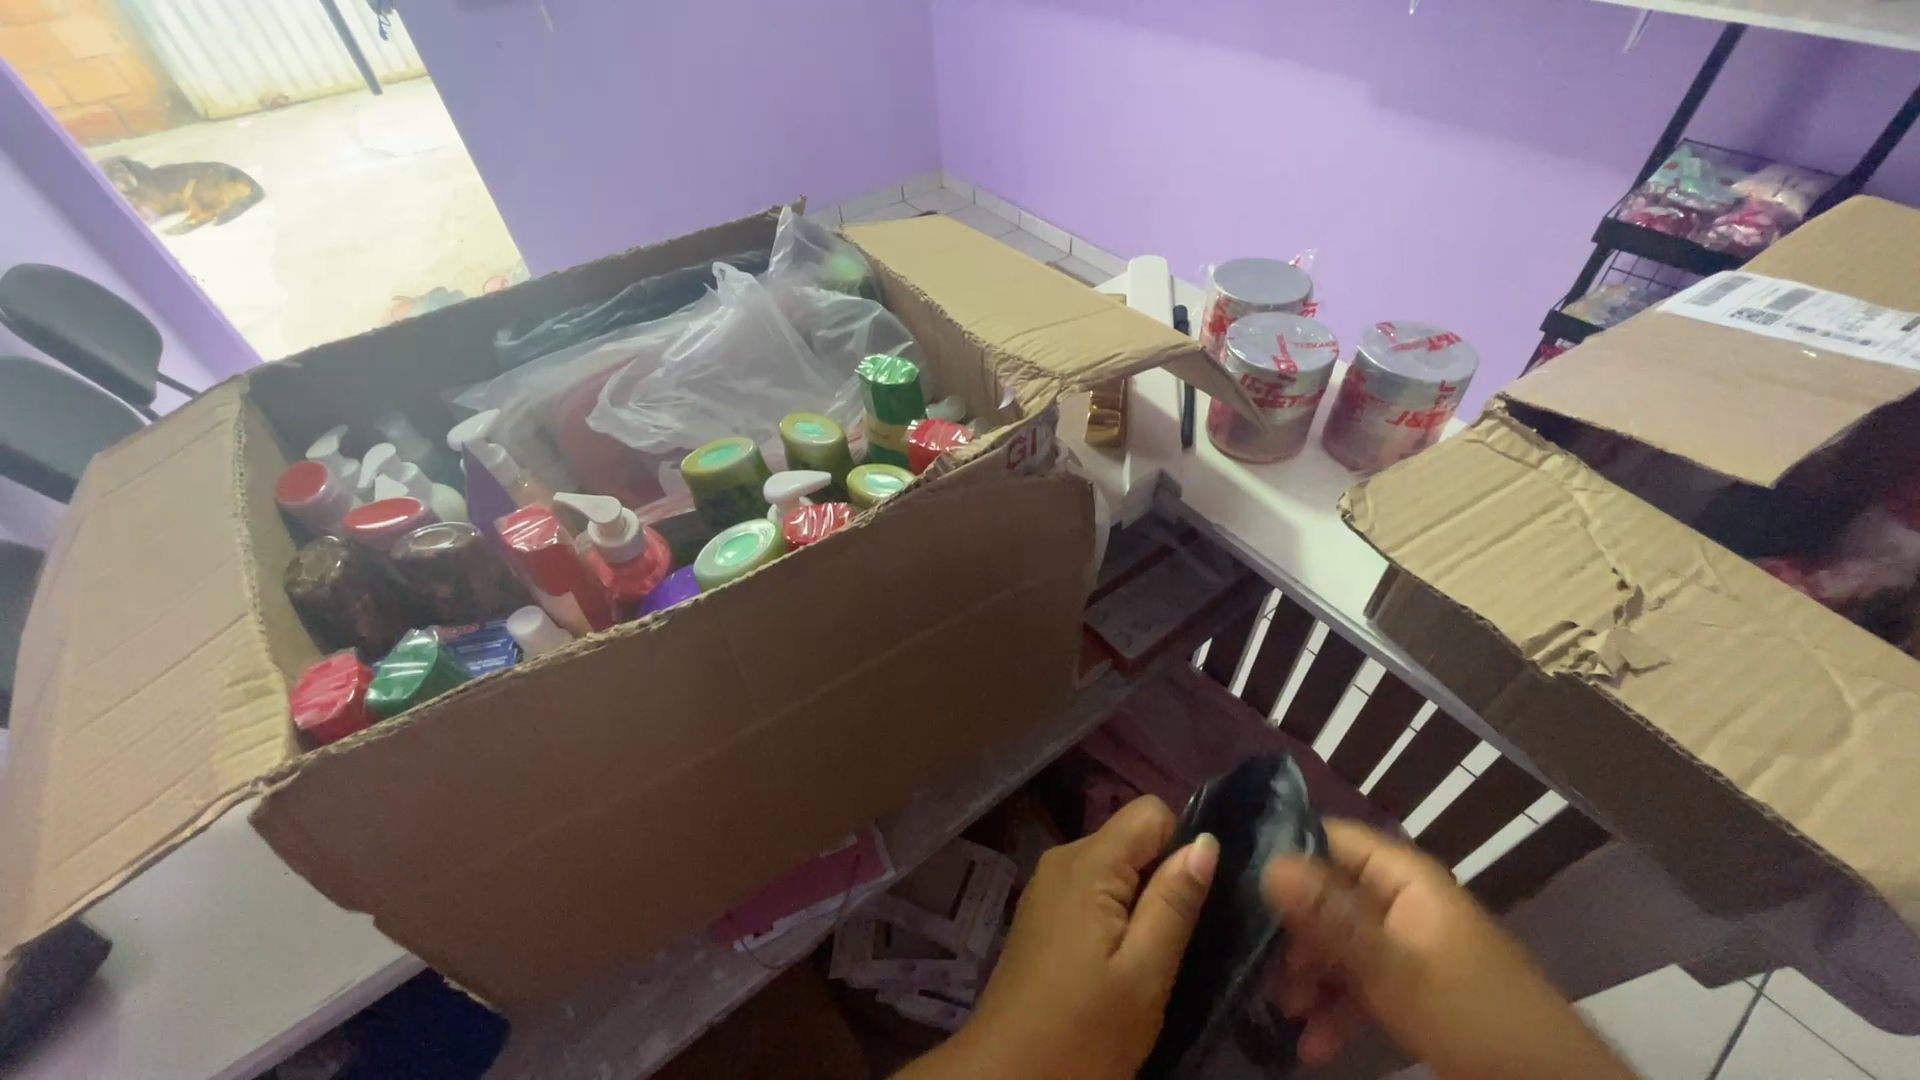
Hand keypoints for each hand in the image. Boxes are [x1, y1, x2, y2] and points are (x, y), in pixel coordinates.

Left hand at [898, 796, 1218, 1079]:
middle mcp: (1063, 858)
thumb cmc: (1084, 1030)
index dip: (1182, 845)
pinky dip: (1115, 913)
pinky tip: (1117, 962)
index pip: (1150, 811)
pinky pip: (1092, 888)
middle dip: (1163, 876)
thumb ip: (1174, 902)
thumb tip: (1207, 840)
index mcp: (1088, 861)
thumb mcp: (1144, 972)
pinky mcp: (1042, 911)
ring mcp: (1048, 884)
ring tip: (1149, 958)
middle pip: (1132, 837)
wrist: (1007, 1075)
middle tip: (1175, 941)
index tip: (1193, 900)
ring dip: (1140, 900)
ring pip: (1114, 864)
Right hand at [1262, 819, 1636, 1079]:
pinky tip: (1313, 1047)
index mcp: (1405, 881)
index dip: (1286, 853)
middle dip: (1292, 933)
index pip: (1332, 840)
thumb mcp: (1395, 968)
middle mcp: (1403, 905)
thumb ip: (1329, 916)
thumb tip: (1267, 862)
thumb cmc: (1477, 1019)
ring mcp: (1408, 950)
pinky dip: (1336, 1011)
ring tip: (1282, 1012)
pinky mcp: (1414, 993)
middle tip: (1258, 964)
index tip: (1238, 878)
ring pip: (1340, 946)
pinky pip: (1361, 987)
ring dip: (1309, 978)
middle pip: (1328, 897)